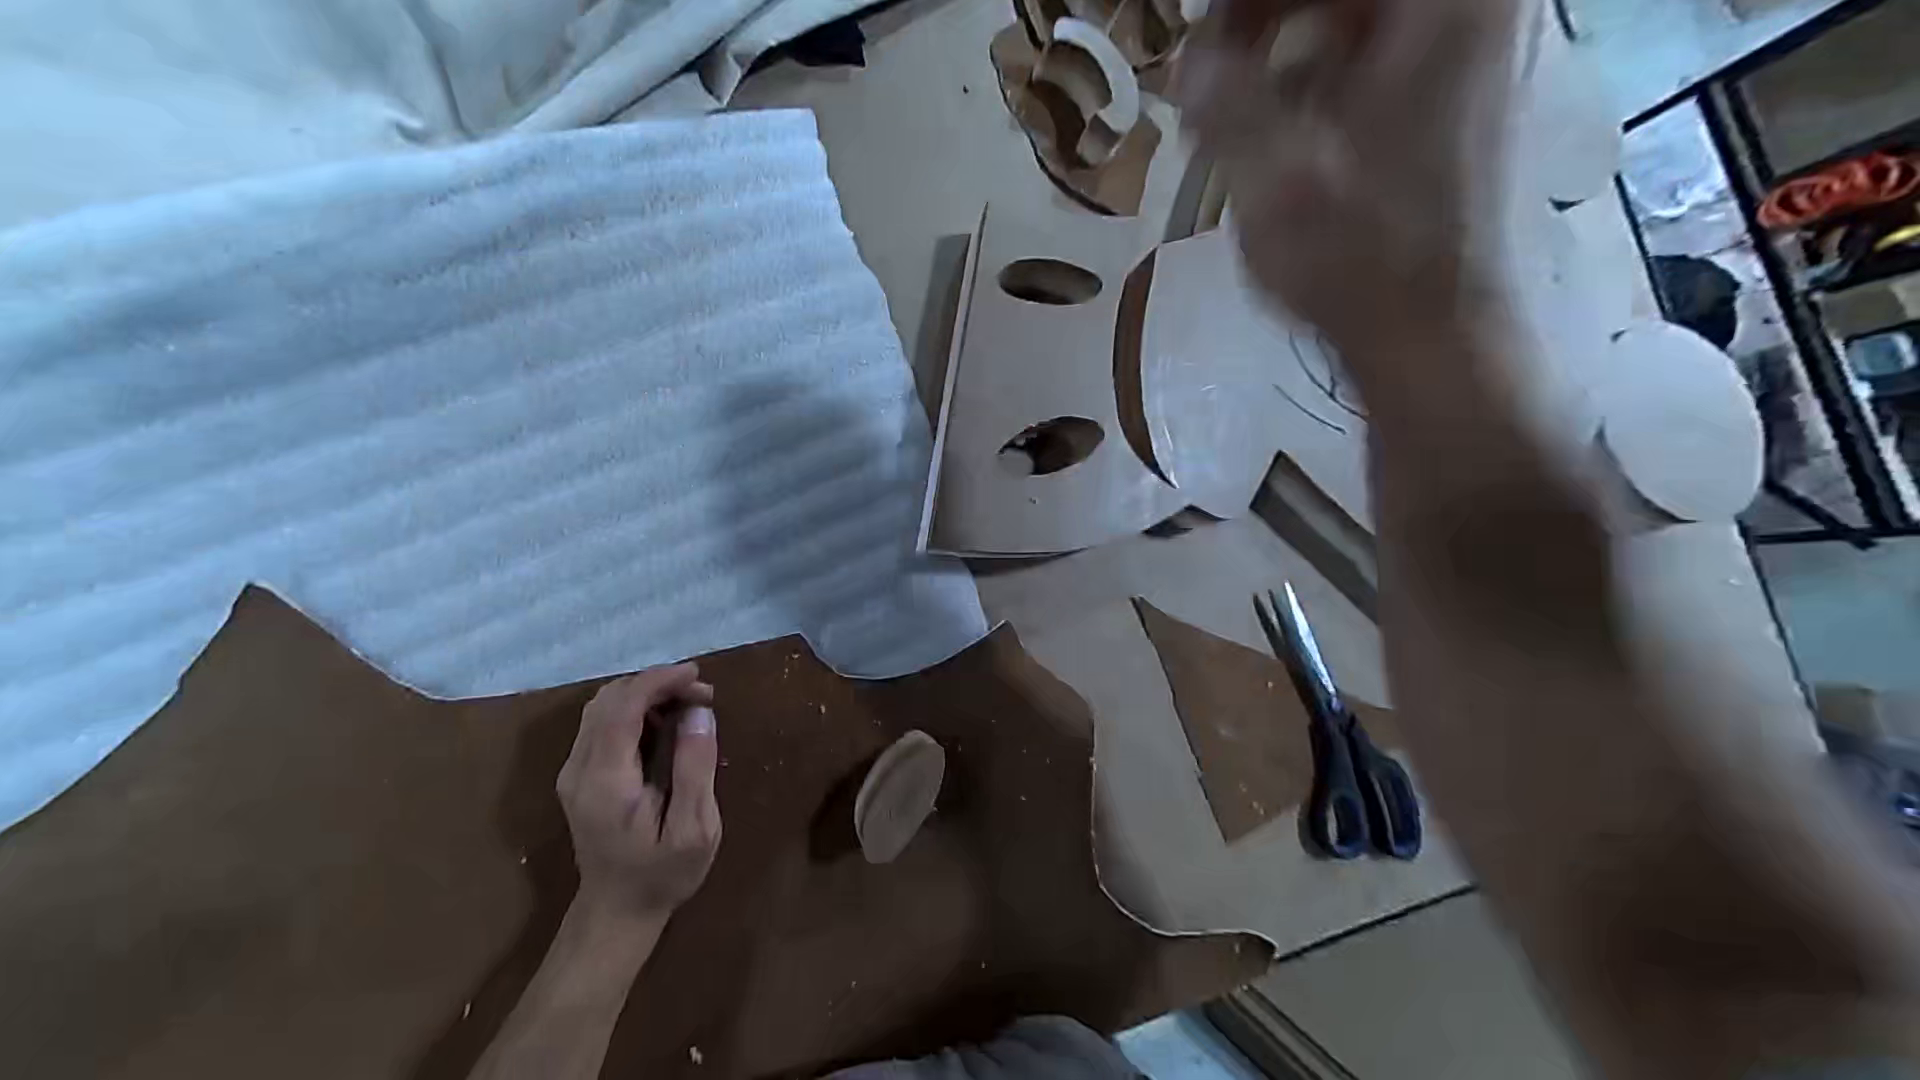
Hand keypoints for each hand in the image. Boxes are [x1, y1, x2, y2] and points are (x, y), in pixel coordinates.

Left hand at [557, 663, 721, 923]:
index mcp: (605, 781)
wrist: (617, 913)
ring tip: (690, 704)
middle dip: (658, 684)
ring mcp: (574, 771)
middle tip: (703, 696)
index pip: (622, 707)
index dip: (659, 681)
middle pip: (609, 699)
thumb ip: (695, 767)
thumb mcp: (695, 828)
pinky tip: (666, 721)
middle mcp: (579, 769)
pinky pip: (603, 722)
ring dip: (647, 693)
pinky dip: (636, 708)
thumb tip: (699, 712)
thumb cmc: (663, 874)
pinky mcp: (580, 774)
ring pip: (603, 706)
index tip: (698, 676)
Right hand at [1173, 0, 1521, 361]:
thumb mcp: (1276, 180)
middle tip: (1199, 63)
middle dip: (1258, 19)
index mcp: (1440, 5)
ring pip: (1349, 21)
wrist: (1431, 336)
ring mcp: (1458, 59)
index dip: (1247, 5)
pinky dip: (1303, 82)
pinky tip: (1261, 128)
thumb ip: (1225, 106)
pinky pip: (1361, 64)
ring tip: (1215, 99)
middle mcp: (1463, 13)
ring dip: (1274, 46)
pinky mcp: (1438, 107)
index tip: (1200, 32)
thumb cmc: (1360, 260)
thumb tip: (1188, 60)